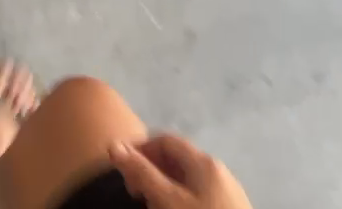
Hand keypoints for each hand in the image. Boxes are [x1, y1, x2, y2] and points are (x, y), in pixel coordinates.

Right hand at [109, 134, 252, 208]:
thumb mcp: (167, 201)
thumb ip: (141, 172)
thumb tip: (112, 144)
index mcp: (204, 162)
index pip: (164, 139)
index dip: (139, 149)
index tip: (123, 170)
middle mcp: (218, 172)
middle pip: (175, 160)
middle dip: (150, 172)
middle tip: (136, 195)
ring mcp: (228, 194)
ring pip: (186, 182)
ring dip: (163, 190)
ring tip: (153, 207)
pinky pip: (199, 198)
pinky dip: (180, 202)